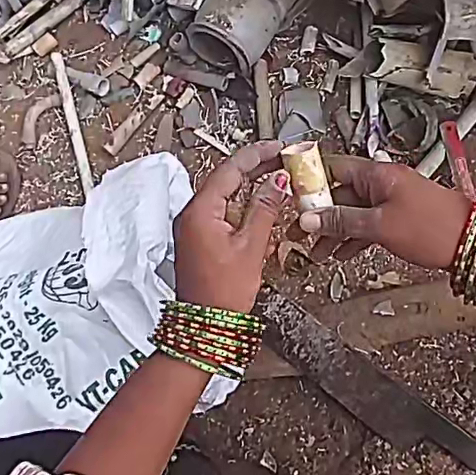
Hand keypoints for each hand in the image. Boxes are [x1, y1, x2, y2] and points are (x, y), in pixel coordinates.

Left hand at [175, 140, 290, 313]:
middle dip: (256, 167)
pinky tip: (264, 203)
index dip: (257, 155)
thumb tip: (278, 181)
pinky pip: (224, 210)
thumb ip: (265, 209)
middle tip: (283, 160)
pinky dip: (245, 203)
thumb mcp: (251, 247)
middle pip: (226, 178)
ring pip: (226, 193)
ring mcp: (195, 225)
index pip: (230, 170)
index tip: (278, 148)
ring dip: (252, 184)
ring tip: (279, 177)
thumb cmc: (222, 294)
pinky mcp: (201, 237)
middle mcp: (192, 214)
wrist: (205, 326)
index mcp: (200, 212)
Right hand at [298, 155, 470, 270]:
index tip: (290, 197)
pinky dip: (354, 237)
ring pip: (354, 212)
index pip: (333, 168)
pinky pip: (369, 223)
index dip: (309, 181)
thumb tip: (309, 218)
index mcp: (378, 174)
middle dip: (318, 214)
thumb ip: (343, 221)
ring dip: (334, 231)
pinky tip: (341, 254)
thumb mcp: (380, 226)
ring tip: (316, 252)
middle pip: (340, 193)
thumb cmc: (434, 228)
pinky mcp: (400, 218)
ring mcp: (392, 200)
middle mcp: (383, 182)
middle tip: (297, 234)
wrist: (475, 241)